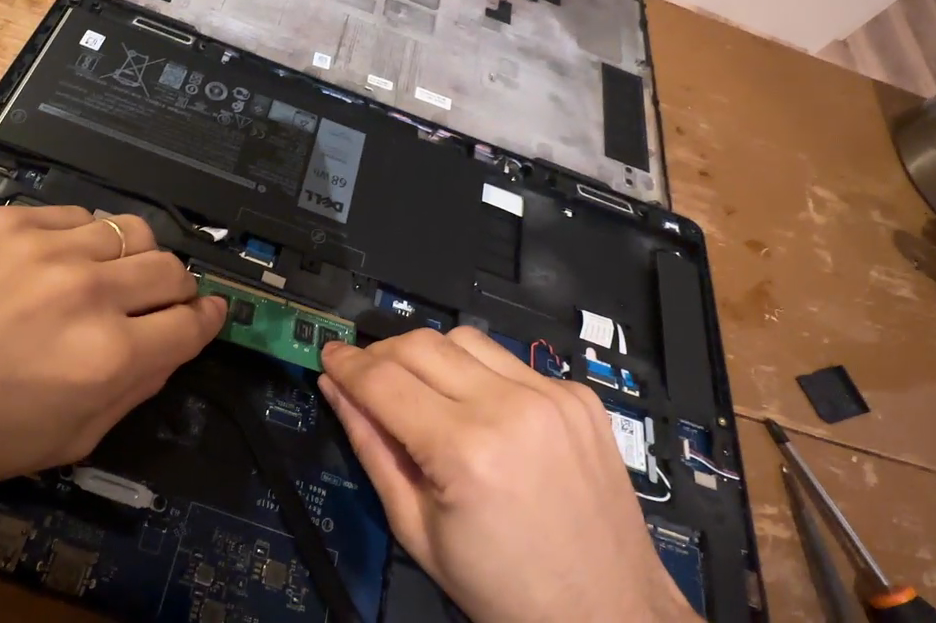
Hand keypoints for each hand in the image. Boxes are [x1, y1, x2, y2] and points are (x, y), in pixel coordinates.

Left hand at [0, 204, 225, 501]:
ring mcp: (46, 247)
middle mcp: (88, 292)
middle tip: (154, 306)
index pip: (191, 322)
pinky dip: (85, 240)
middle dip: (175, 291)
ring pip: (132, 230)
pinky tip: (60, 263)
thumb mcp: (70, 440)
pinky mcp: (9, 220)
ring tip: (110, 277)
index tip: (209, 316)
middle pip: (172, 267)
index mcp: (107, 357)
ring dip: (135, 257)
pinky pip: (78, 215)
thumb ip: (136, 388)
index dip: (208, 321)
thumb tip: (175, 342)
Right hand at [319, 328, 696, 622]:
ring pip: (464, 339)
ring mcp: (551, 395)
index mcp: (465, 452)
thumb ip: (372, 450)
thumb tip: (337, 390)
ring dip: (430, 354)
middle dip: (382, 353)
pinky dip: (481, 374)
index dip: (346, 364)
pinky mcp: (578, 395)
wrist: (607, 611)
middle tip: (366, 376)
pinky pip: (510, 361)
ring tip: (422, 391)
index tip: (328, 356)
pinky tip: (480, 409)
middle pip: (420, 344)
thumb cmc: (503, 589)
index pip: (383, 381)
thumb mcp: (417, 531)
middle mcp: (510, 407)